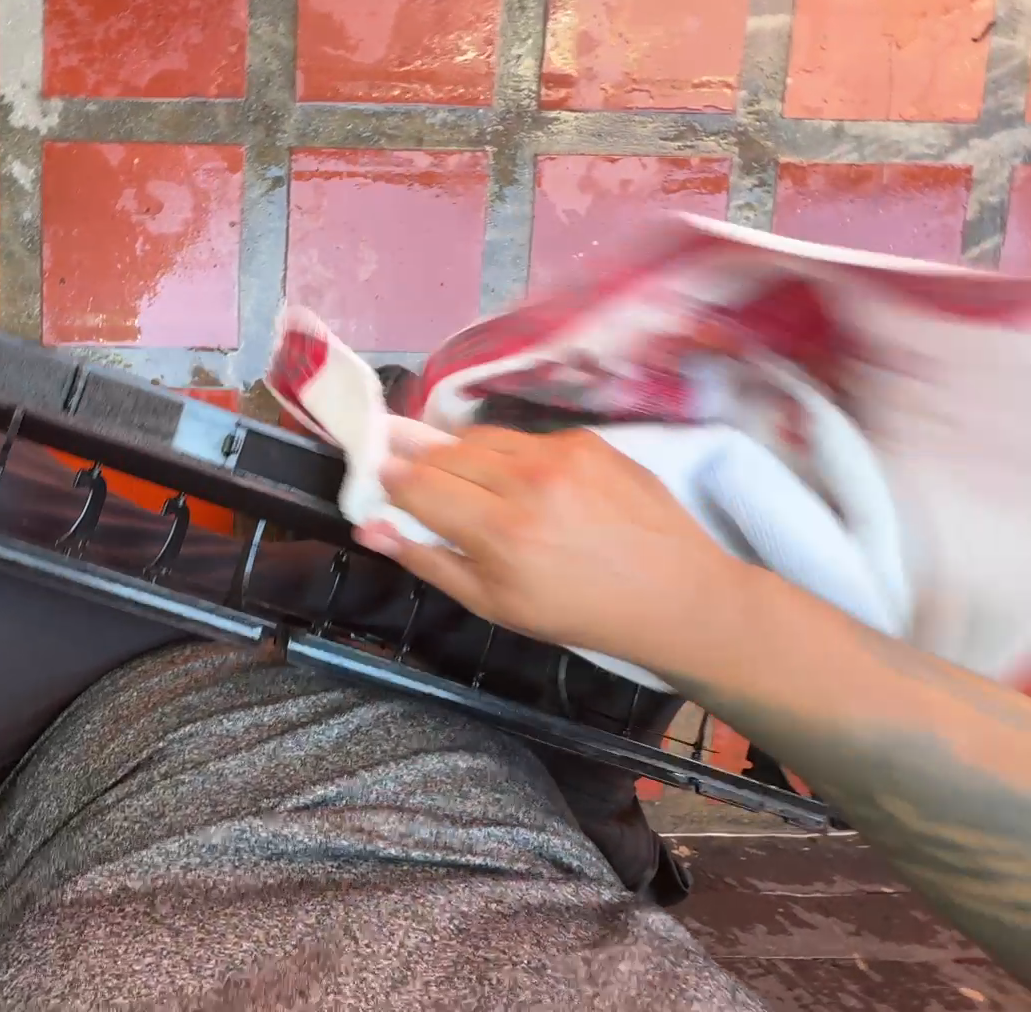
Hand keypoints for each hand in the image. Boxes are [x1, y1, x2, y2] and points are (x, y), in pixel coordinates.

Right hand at [357, 426, 750, 664]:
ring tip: (463, 479)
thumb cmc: (574, 610)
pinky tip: (520, 482)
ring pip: (477, 437)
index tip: (377, 478)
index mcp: (500, 531)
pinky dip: (503, 454)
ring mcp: (560, 454)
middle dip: (416, 462)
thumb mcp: (490, 602)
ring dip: (456, 454)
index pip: (417, 485)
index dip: (389, 479)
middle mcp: (527, 482)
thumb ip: (425, 559)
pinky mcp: (587, 440)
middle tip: (409, 475)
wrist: (679, 595)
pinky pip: (520, 437)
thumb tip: (369, 528)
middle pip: (440, 453)